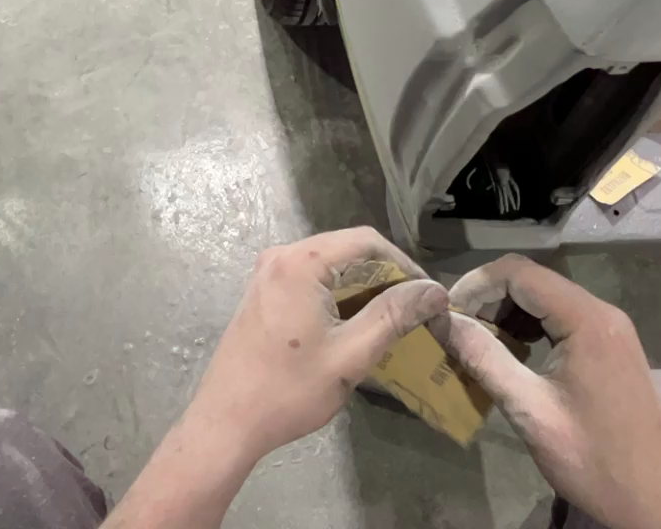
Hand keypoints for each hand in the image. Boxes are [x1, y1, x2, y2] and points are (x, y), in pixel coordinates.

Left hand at [185, 227, 449, 463]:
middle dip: (384, 272)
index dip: (403, 263)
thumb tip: (433, 291)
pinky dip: (337, 290)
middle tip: (414, 307)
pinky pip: (310, 276)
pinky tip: (354, 319)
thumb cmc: (289, 389)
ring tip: (391, 315)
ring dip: (361, 283)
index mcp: (300, 262)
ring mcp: (268, 271)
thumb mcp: (350, 355)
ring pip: (328, 262)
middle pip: (346, 247)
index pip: (365, 241)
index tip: (427, 294)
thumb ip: (392, 316)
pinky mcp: (264, 288)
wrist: (227, 420)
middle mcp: (281, 255)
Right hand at [427, 255, 660, 528]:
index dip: (476, 284)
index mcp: (586, 320)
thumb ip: (484, 359)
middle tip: (458, 327)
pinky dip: (528, 321)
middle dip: (487, 296)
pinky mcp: (610, 342)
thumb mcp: (531, 413)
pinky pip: (559, 313)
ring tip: (478, 340)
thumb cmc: (597, 461)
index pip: (517, 272)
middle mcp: (601, 311)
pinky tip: (511, 350)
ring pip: (543, 293)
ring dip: (505, 309)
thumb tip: (442, 322)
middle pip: (530, 278)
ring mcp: (609, 326)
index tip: (448, 312)